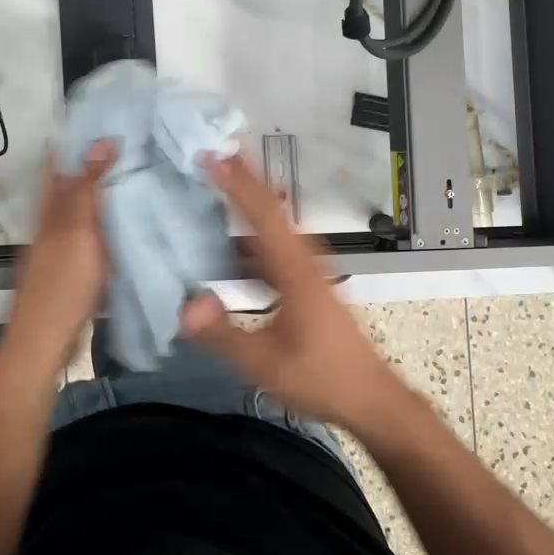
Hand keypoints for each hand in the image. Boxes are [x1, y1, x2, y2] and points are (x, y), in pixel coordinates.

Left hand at [5, 140, 115, 365]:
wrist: (46, 340)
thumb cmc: (62, 281)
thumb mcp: (78, 228)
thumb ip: (87, 186)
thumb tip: (101, 140)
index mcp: (48, 208)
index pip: (59, 163)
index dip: (77, 142)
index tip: (108, 124)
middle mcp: (51, 224)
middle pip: (71, 187)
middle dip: (96, 168)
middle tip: (136, 150)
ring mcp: (60, 249)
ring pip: (83, 214)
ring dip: (105, 199)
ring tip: (140, 184)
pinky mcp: (73, 273)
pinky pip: (94, 241)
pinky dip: (110, 230)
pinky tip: (133, 231)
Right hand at [179, 155, 409, 432]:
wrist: (372, 400)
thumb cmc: (322, 378)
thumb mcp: (266, 362)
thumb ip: (223, 333)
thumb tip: (182, 305)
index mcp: (295, 270)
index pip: (263, 213)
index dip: (238, 182)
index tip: (211, 155)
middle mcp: (303, 260)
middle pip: (269, 208)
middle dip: (241, 178)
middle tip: (206, 154)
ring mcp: (307, 270)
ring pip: (273, 224)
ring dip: (246, 200)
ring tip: (213, 181)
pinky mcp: (305, 283)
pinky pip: (273, 244)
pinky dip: (250, 229)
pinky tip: (225, 238)